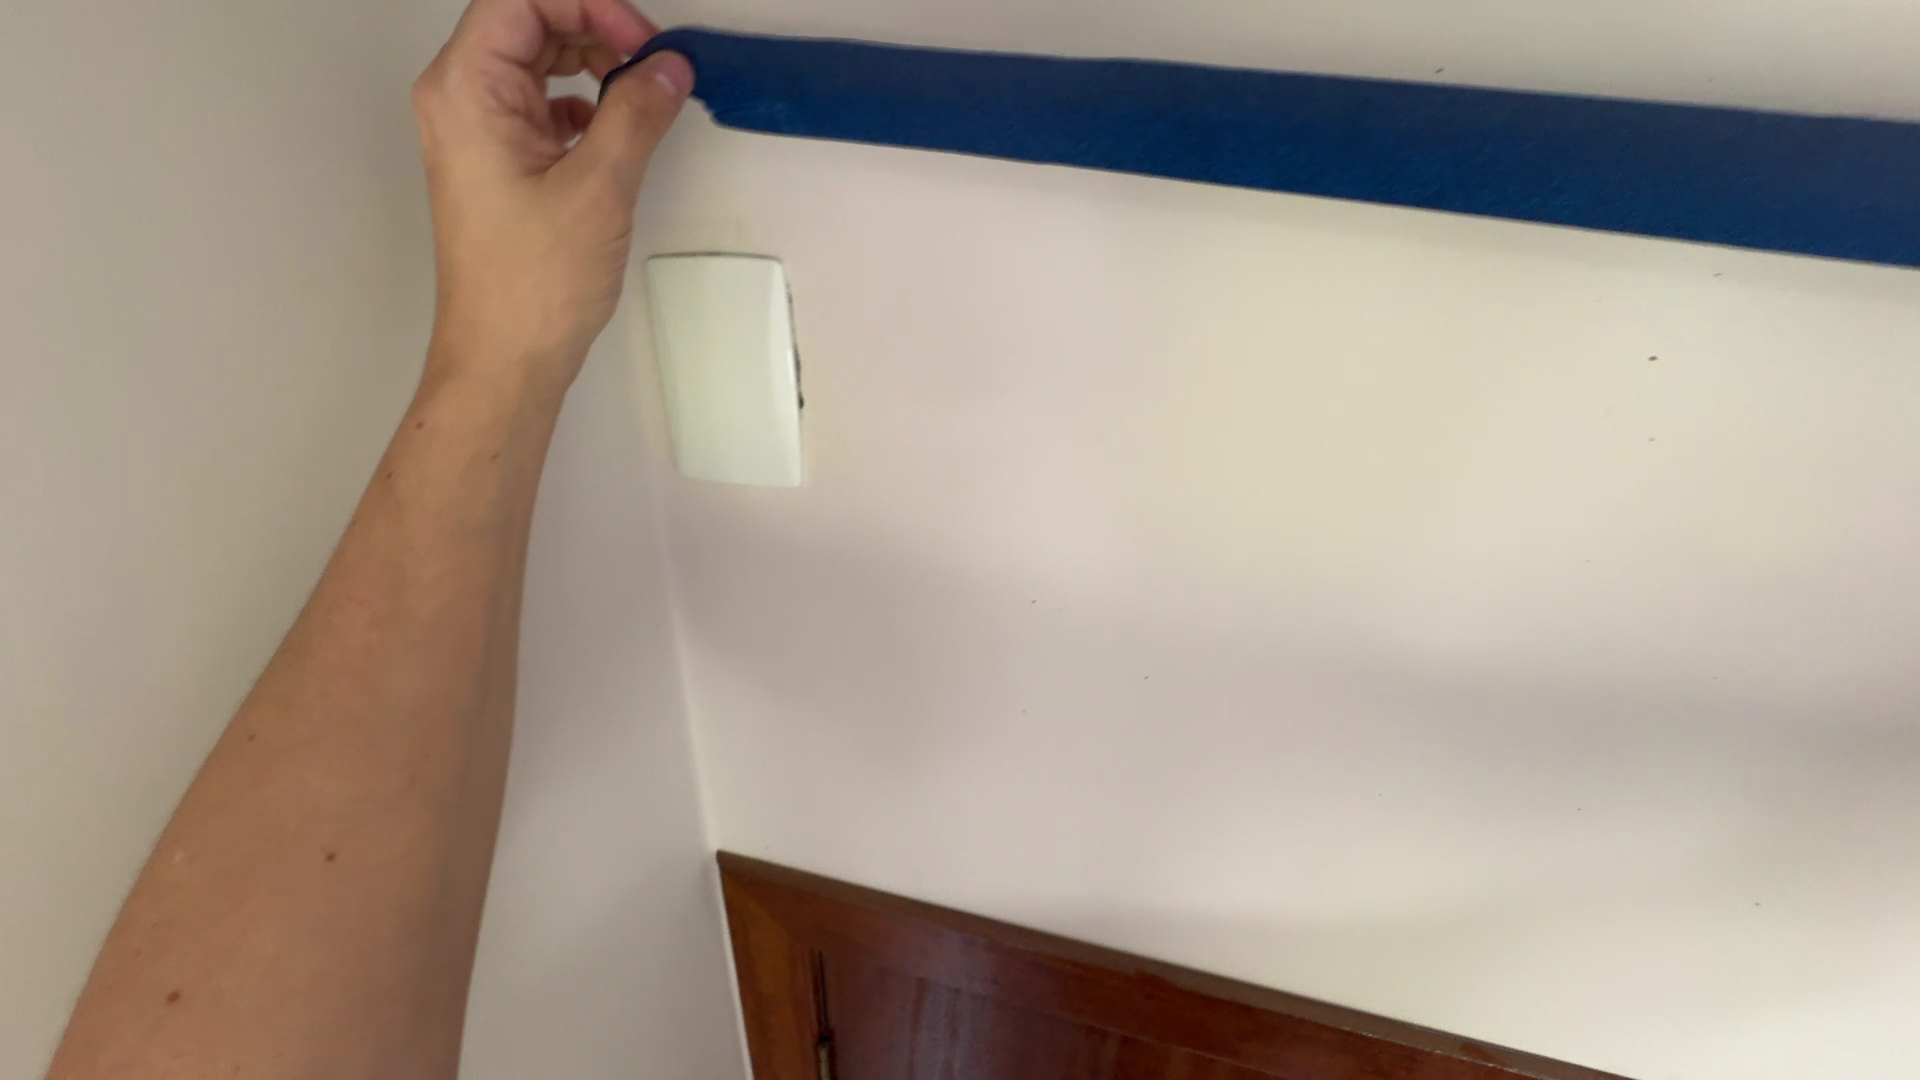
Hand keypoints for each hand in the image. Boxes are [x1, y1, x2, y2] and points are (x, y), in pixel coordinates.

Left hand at [412, 0, 692, 403]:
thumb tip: (670, 68)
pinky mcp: (500, 168)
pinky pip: (541, 111)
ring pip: (536, 68)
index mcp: (466, 88)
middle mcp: (461, 99)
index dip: (591, 7)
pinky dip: (583, 109)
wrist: (507, 354)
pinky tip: (614, 133)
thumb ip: (636, 116)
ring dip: (592, 69)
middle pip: (527, 25)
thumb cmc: (538, 280)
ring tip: (643, 96)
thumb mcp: (599, 189)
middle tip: (655, 67)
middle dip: (596, 32)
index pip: (522, 0)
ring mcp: (478, 135)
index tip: (649, 46)